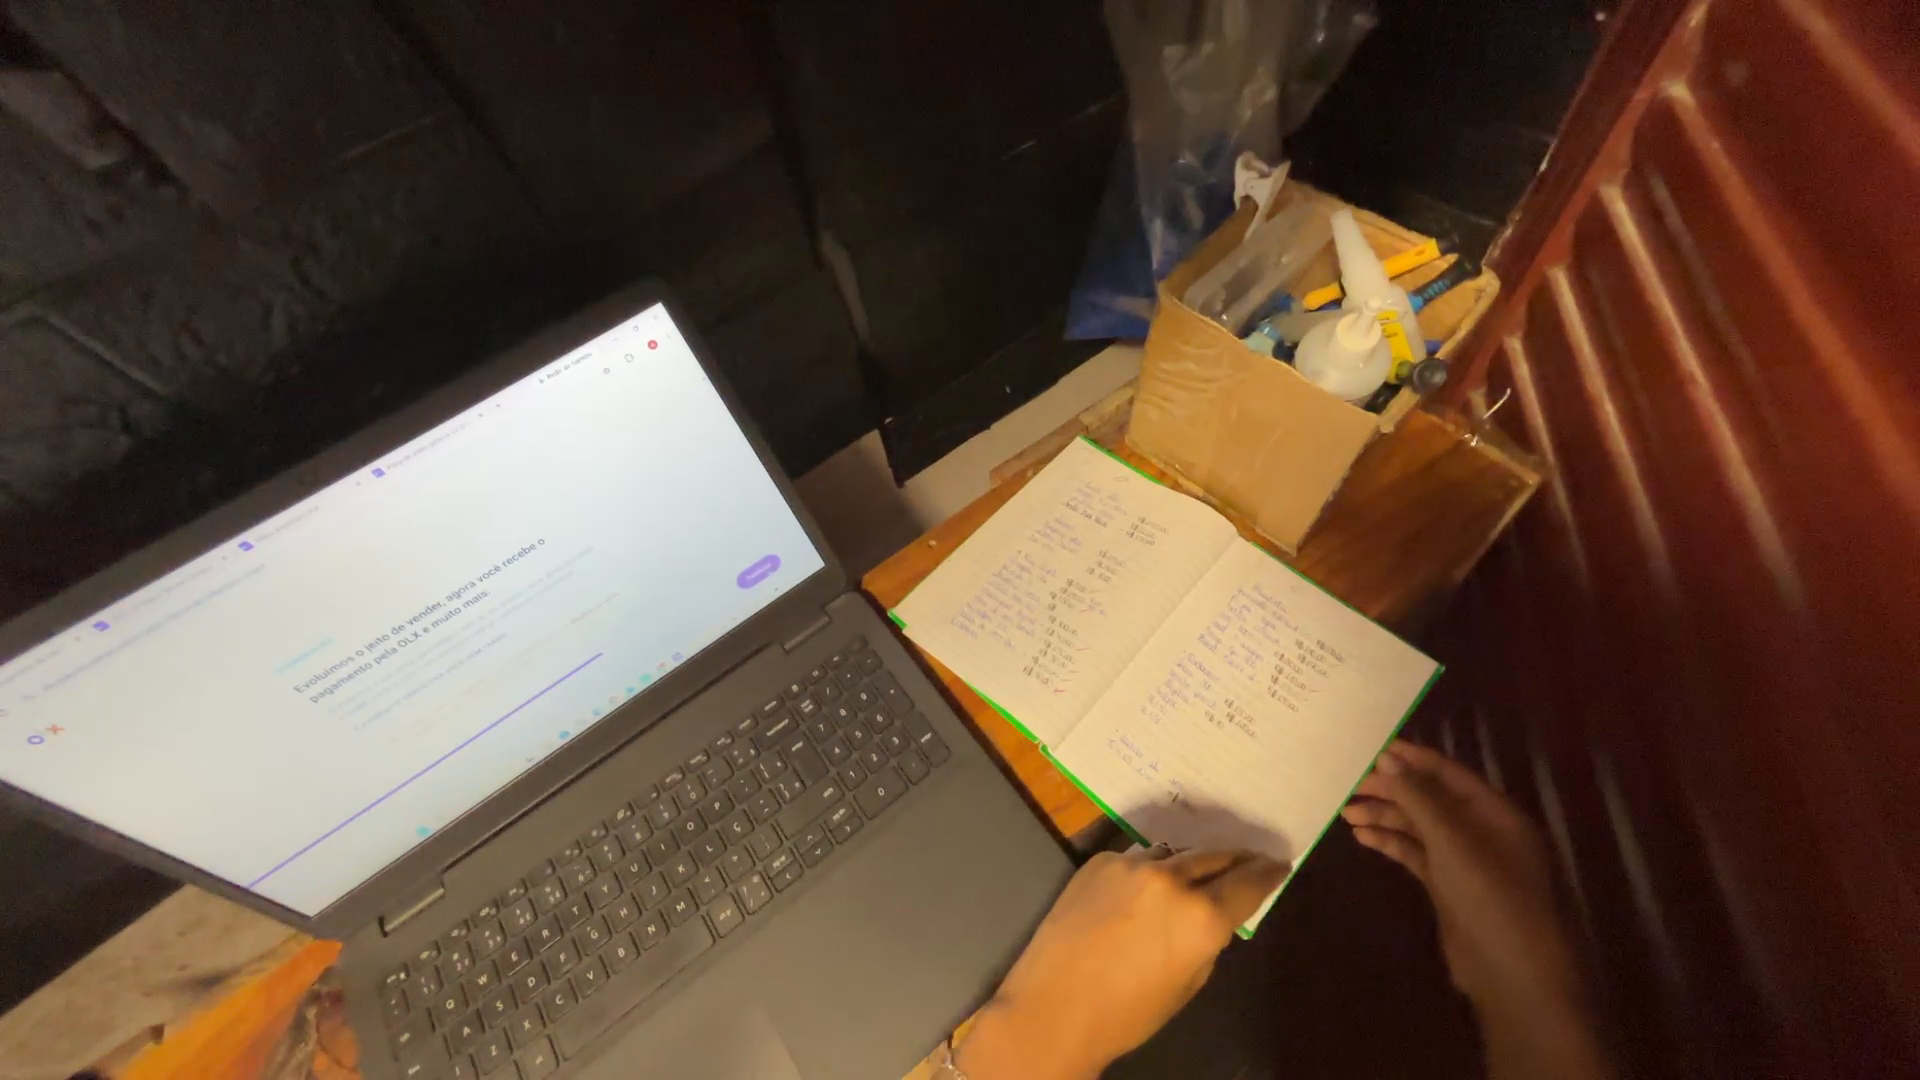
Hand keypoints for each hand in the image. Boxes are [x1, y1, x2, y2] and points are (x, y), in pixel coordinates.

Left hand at [955, 846, 1287, 1079]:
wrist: (1054, 1003)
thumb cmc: (1129, 1012)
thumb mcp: (1188, 983)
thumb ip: (1207, 938)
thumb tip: (1213, 913)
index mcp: (1200, 916)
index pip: (1247, 883)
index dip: (1267, 872)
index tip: (1279, 864)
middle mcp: (1170, 879)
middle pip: (1213, 856)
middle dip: (1234, 858)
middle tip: (1249, 858)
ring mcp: (1131, 863)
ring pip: (1174, 853)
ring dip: (1188, 862)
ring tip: (1194, 873)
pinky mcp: (1101, 860)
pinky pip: (1137, 859)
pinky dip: (1149, 870)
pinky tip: (1144, 888)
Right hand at [1341, 739, 1576, 1005]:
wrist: (1514, 975)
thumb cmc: (1491, 896)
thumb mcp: (1452, 841)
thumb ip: (1417, 797)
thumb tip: (1385, 758)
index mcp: (1495, 814)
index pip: (1448, 774)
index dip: (1411, 758)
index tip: (1371, 748)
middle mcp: (1482, 832)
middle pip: (1430, 799)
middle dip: (1391, 790)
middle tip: (1350, 784)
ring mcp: (1465, 860)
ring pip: (1418, 826)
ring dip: (1385, 816)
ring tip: (1347, 813)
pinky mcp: (1448, 885)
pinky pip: (1415, 852)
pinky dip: (1390, 842)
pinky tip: (1362, 837)